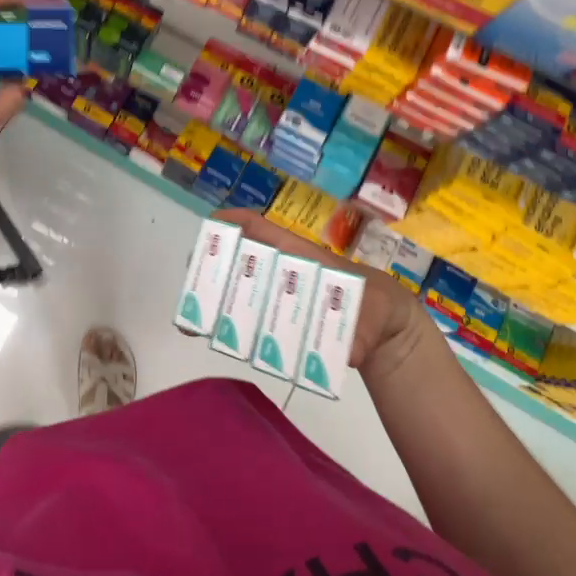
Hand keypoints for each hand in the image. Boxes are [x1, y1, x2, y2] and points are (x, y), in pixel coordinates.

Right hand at [211, 208, 433, 381]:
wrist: (383, 326)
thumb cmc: (374, 301)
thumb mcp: (375, 308)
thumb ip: (363, 332)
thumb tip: (350, 353)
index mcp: (298, 254)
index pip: (260, 228)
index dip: (233, 222)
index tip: (209, 226)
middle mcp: (280, 272)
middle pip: (237, 261)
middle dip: (211, 268)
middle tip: (193, 285)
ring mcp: (277, 296)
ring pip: (238, 292)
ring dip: (214, 302)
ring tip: (193, 322)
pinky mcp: (279, 320)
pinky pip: (250, 319)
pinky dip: (230, 328)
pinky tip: (217, 339)